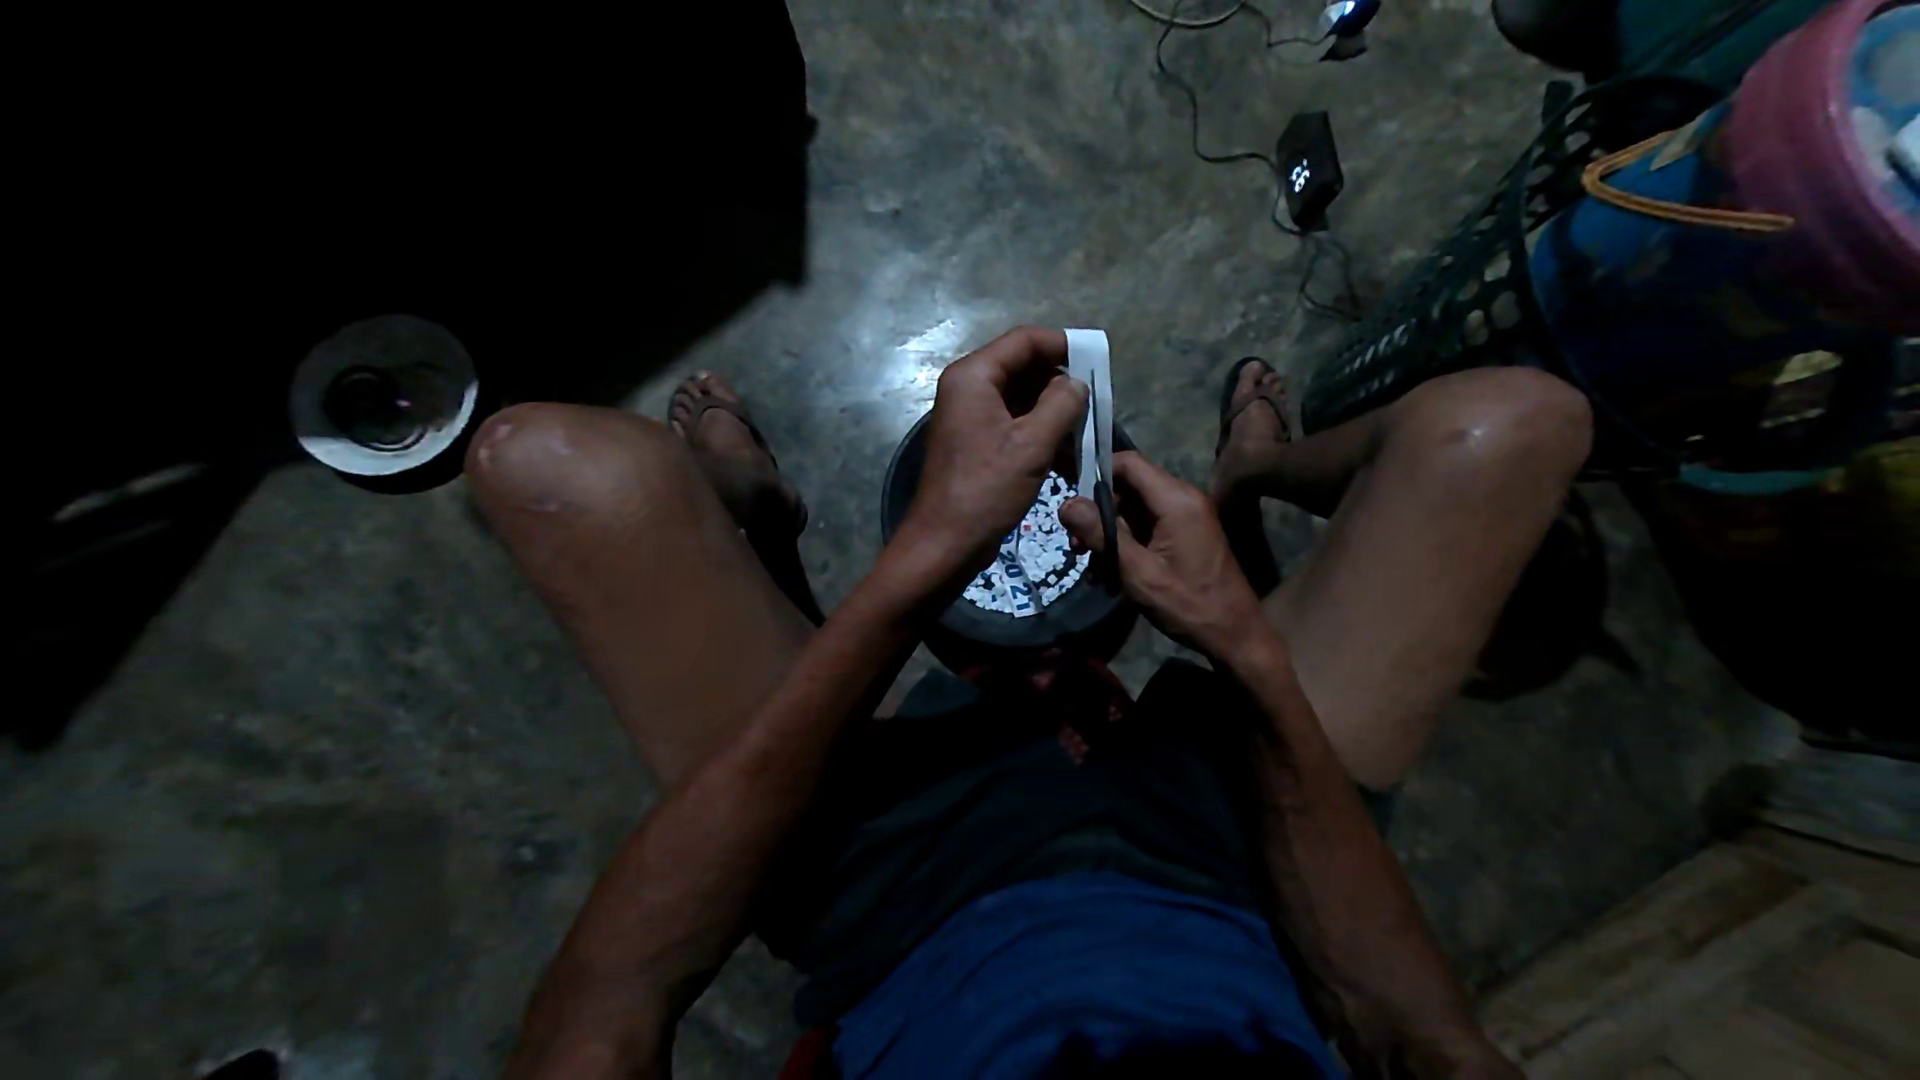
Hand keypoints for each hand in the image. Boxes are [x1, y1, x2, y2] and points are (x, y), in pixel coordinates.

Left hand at [897, 326, 1089, 576]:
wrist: (946, 542)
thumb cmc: (986, 489)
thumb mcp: (1032, 444)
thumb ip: (1061, 404)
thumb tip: (1077, 383)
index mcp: (974, 377)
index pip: (1024, 340)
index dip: (1063, 346)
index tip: (1097, 364)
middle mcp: (969, 388)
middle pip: (1024, 369)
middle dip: (1061, 386)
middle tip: (1095, 406)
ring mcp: (971, 417)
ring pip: (1023, 400)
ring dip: (1055, 415)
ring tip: (1084, 436)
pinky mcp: (978, 442)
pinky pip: (1015, 425)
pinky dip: (1041, 435)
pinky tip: (1066, 458)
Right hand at [1059, 451, 1268, 656]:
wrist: (1234, 635)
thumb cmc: (1187, 604)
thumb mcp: (1137, 571)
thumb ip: (1102, 534)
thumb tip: (1066, 504)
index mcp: (1176, 500)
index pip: (1129, 463)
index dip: (1095, 473)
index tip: (1070, 501)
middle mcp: (1183, 498)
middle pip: (1128, 487)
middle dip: (1097, 513)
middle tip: (1076, 544)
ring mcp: (1185, 516)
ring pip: (1133, 509)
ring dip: (1108, 532)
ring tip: (1090, 563)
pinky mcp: (1184, 533)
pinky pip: (1146, 526)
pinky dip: (1125, 543)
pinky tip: (1109, 571)